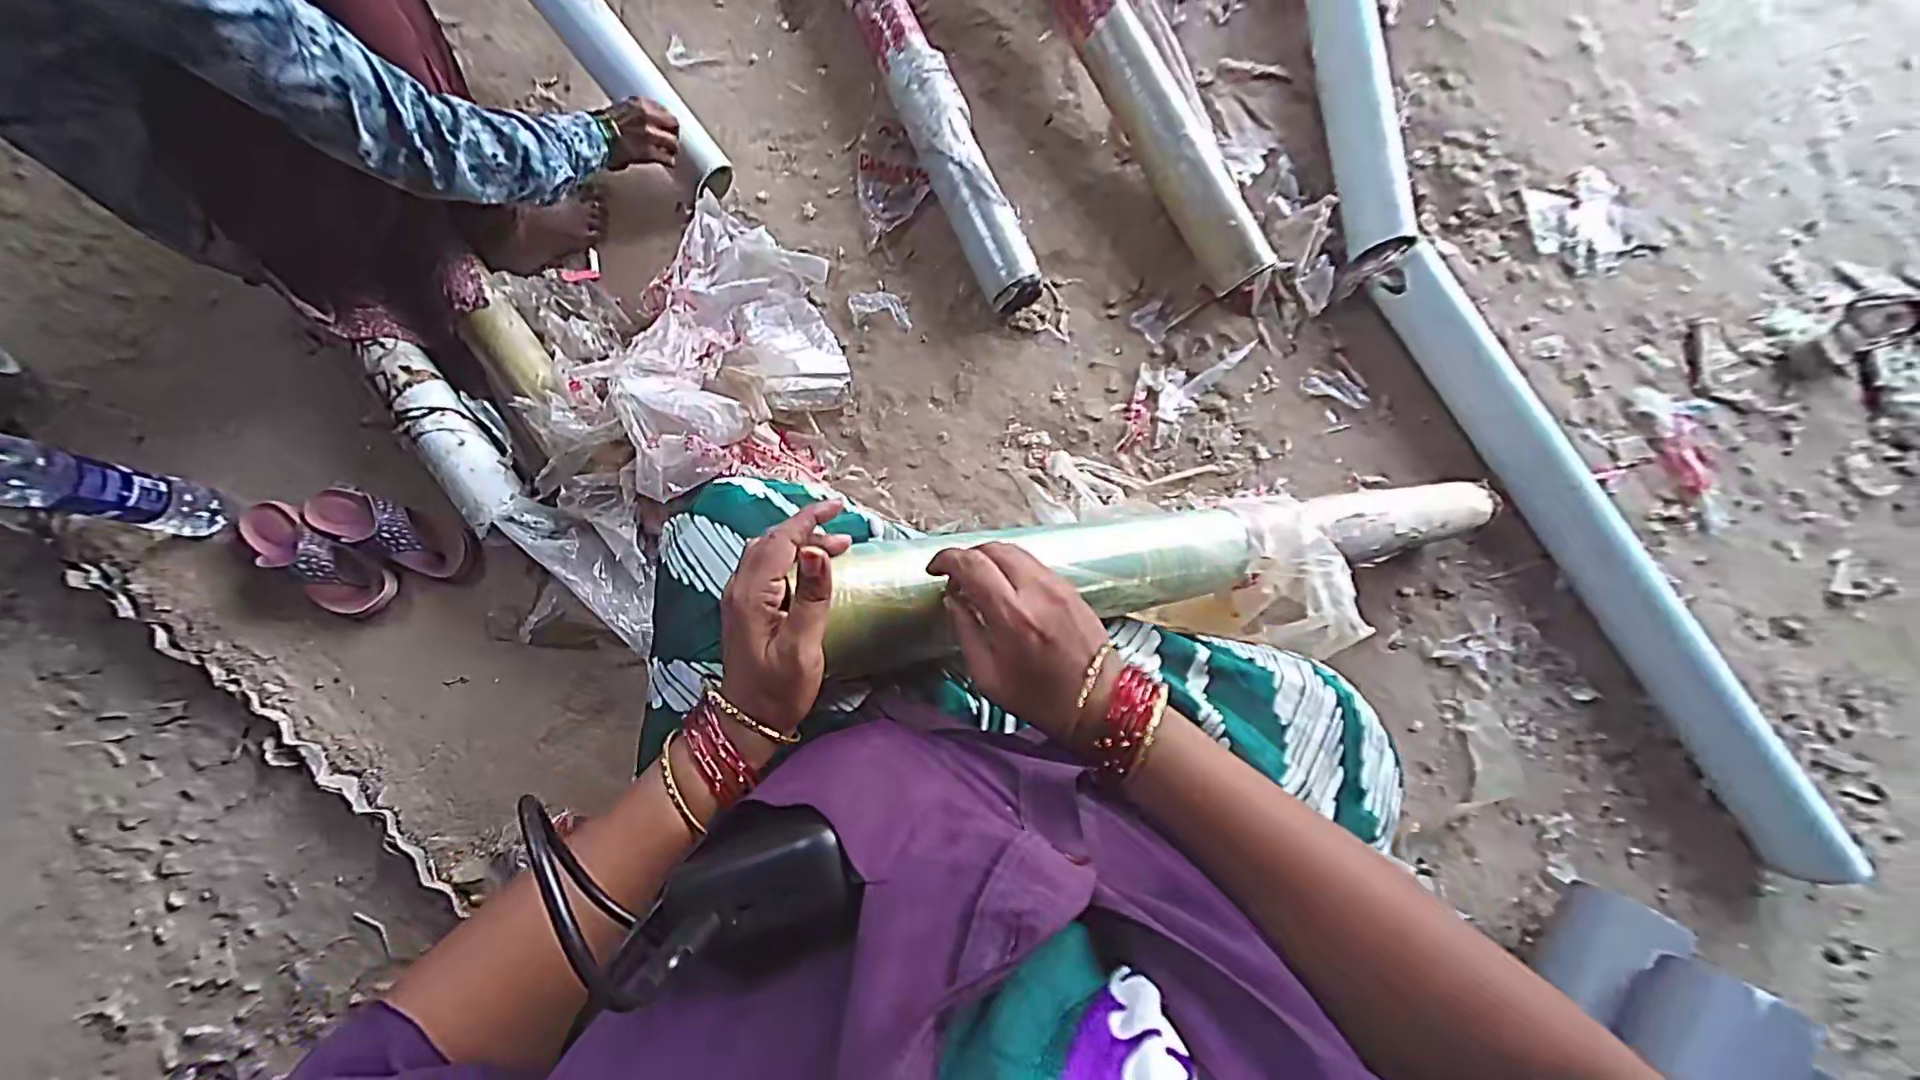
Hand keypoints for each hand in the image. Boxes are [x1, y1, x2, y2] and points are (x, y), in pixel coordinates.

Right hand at [595, 97, 678, 169]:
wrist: (593, 137)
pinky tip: (666, 162)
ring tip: (669, 153)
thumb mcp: (619, 109)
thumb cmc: (600, 125)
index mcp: (639, 103)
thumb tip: (648, 120)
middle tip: (671, 140)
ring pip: (673, 143)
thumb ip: (636, 113)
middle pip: (673, 125)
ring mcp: (650, 135)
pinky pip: (668, 159)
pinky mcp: (650, 152)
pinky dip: (669, 161)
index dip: (668, 120)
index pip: (664, 110)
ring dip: (672, 149)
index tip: (667, 126)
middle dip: (673, 133)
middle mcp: (647, 116)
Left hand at [718, 501, 851, 737]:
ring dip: (799, 541)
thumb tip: (818, 551)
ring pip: (767, 551)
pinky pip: (766, 567)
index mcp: (752, 593)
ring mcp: (739, 597)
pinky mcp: (745, 607)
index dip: (809, 519)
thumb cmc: (778, 690)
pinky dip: (790, 556)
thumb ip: (812, 597)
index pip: (781, 540)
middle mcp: (740, 588)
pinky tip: (810, 566)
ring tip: (835, 547)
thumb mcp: (802, 647)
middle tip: (843, 532)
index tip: (838, 508)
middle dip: (807, 527)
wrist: (746, 722)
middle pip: (772, 540)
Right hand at [926, 542, 1115, 749]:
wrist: (1099, 700)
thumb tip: (952, 599)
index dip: (946, 559)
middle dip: (967, 556)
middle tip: (955, 576)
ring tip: (979, 580)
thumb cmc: (1039, 698)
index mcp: (1012, 616)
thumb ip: (965, 631)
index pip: (972, 564)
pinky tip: (1005, 588)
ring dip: (989, 558)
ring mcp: (1056, 585)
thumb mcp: (987, 676)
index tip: (934, 570)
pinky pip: (1032, 563)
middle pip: (992, 548)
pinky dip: (1011, 567)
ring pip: (1014, 550)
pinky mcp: (1069, 587)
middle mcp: (1035, 590)